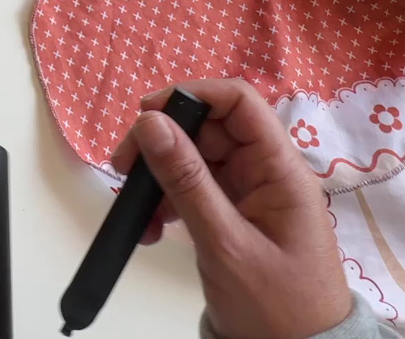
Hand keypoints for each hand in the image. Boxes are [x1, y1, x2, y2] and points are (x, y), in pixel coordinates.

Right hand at [112, 79, 350, 338]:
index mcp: (280, 170)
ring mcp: (248, 193)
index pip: (239, 102)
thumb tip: (150, 121)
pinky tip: (151, 227)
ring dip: (158, 176)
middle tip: (125, 169)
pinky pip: (192, 187)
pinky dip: (166, 200)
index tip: (148, 114)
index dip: (192, 96)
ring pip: (192, 157)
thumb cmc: (275, 309)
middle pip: (206, 128)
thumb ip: (186, 180)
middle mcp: (265, 172)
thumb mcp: (225, 244)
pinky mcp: (232, 213)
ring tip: (137, 210)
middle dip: (162, 142)